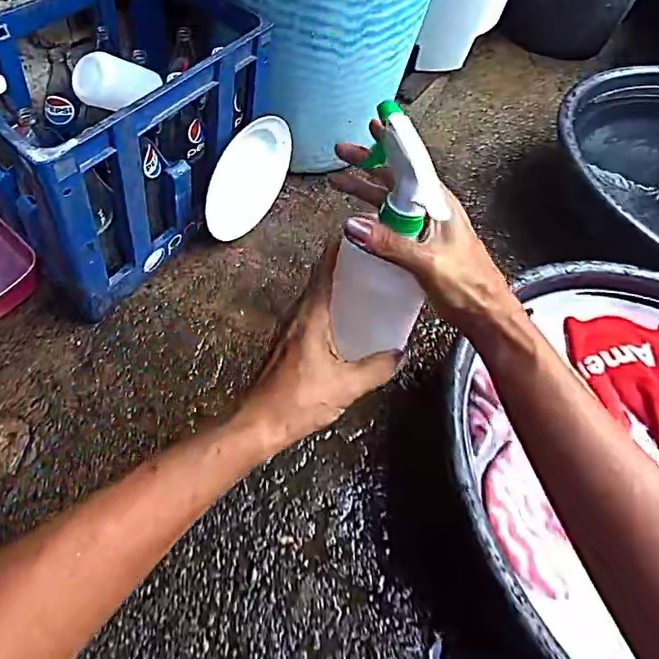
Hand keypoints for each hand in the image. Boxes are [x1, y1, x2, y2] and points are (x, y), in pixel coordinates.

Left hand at [236, 239, 397, 448]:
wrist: (260, 421)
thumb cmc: (297, 401)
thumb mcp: (347, 386)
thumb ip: (377, 368)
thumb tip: (398, 354)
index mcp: (310, 316)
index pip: (324, 271)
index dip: (337, 251)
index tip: (353, 236)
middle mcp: (296, 316)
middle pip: (318, 280)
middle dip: (341, 267)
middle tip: (367, 261)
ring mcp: (288, 328)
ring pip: (314, 298)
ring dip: (333, 288)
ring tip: (360, 287)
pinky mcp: (287, 343)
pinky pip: (310, 314)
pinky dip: (327, 307)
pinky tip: (342, 323)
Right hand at [329, 122, 523, 341]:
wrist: (489, 316)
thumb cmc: (471, 287)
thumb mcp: (427, 264)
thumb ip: (390, 244)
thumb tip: (353, 224)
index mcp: (440, 205)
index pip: (412, 164)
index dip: (393, 143)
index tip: (377, 124)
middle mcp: (433, 210)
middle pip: (397, 177)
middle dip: (369, 161)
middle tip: (344, 152)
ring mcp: (427, 226)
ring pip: (392, 197)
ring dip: (366, 187)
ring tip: (340, 179)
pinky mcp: (421, 243)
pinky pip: (393, 219)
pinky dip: (373, 211)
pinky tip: (359, 215)